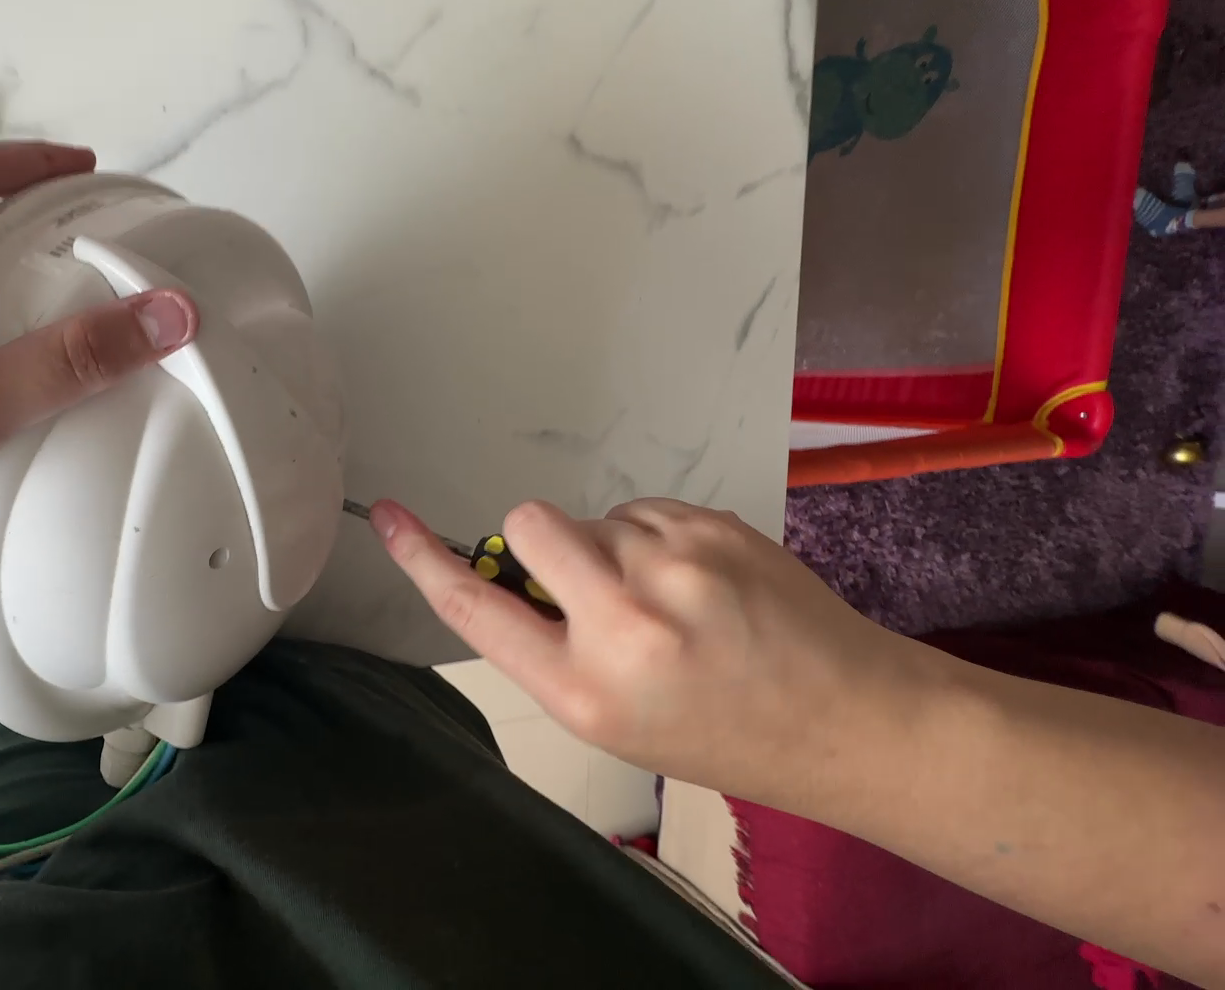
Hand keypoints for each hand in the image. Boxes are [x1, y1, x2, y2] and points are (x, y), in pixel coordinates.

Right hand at [372, 497, 934, 801]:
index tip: (388, 516)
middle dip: (540, 541)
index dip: (420, 558)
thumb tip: (509, 571)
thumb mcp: (607, 714)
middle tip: (585, 580)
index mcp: (584, 688)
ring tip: (667, 596)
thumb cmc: (716, 730)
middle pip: (528, 522)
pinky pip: (639, 510)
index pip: (474, 608)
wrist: (853, 721)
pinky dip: (650, 538)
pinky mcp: (714, 527)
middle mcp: (624, 623)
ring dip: (607, 547)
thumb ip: (544, 643)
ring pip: (589, 517)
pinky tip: (697, 580)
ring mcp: (676, 566)